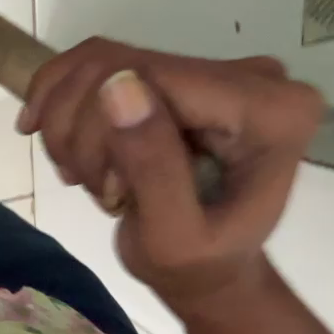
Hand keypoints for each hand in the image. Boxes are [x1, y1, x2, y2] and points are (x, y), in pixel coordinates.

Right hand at [16, 38, 323, 314]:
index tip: (93, 185)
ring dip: (67, 125)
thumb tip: (117, 87)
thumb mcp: (171, 237)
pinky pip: (100, 64)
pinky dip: (62, 105)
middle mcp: (253, 76)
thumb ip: (153, 166)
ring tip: (85, 175)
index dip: (99, 125)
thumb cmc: (195, 265)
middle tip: (87, 184)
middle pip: (121, 62)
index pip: (153, 77)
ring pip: (99, 62)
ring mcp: (215, 71)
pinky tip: (64, 147)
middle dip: (78, 129)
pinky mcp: (182, 75)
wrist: (207, 272)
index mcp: (270, 111)